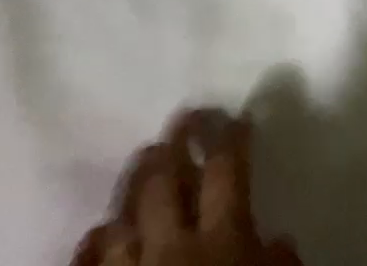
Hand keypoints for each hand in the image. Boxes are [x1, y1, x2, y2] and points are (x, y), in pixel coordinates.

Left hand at [72, 109, 299, 265]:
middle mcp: (171, 245)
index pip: (227, 170)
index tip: (236, 115)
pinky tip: (102, 229)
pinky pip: (87, 262)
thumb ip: (279, 261)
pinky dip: (95, 241)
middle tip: (183, 118)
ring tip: (144, 159)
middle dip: (174, 145)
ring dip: (133, 184)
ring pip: (122, 215)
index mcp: (223, 236)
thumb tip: (275, 239)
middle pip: (165, 183)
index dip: (231, 137)